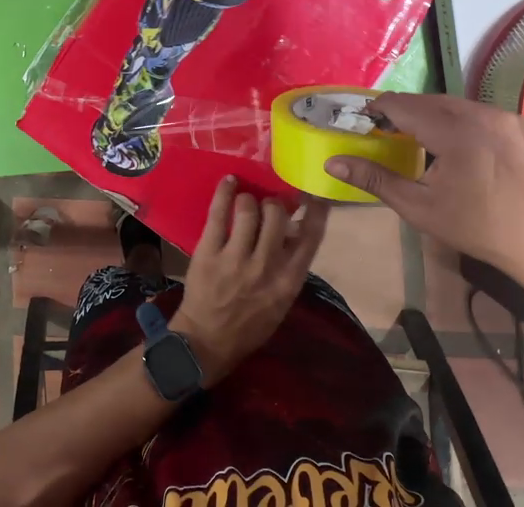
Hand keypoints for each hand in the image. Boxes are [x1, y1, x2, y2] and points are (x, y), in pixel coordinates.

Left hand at [169, 176, 329, 386]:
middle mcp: (266, 266)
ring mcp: (236, 258)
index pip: (310, 237)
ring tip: (245, 202)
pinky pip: (218, 213)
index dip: (315, 210)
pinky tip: (228, 182)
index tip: (312, 193)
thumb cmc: (249, 323)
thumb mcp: (281, 300)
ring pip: (248, 209)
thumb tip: (293, 229)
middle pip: (277, 214)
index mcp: (289, 280)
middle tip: (267, 205)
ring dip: (248, 200)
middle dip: (273, 203)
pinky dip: (224, 192)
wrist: (208, 341)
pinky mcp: (209, 252)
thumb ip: (289, 266)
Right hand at [321, 93, 523, 295]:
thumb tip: (331, 162)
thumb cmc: (474, 227)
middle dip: (400, 112)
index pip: (402, 106)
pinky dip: (452, 118)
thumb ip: (373, 178)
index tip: (361, 122)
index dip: (377, 110)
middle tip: (382, 132)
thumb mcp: (417, 206)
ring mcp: (503, 116)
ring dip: (426, 114)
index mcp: (457, 134)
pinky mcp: (515, 121)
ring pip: (449, 103)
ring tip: (412, 136)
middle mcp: (482, 115)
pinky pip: (472, 110)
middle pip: (425, 100)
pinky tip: (447, 142)